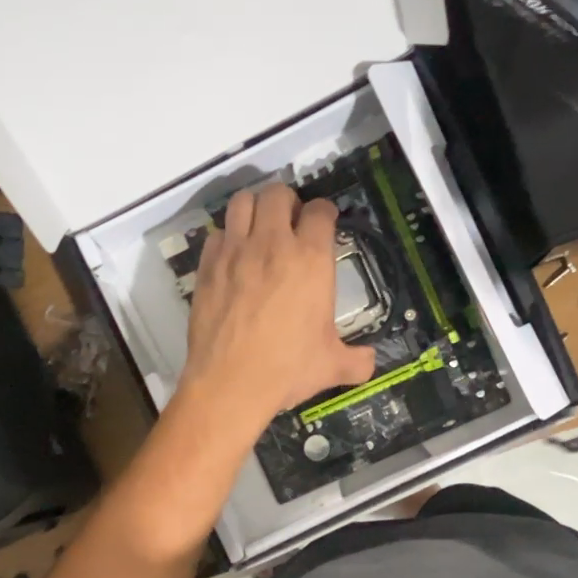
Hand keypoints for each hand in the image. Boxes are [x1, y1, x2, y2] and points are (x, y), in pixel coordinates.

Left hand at [177, 184, 377, 426]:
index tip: (324, 223)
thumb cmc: (287, 370)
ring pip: (242, 202)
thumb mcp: (331, 366)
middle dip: (286, 202)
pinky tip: (232, 256)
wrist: (230, 383)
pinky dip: (226, 237)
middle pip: (278, 194)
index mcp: (310, 260)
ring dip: (253, 208)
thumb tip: (370, 363)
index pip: (320, 212)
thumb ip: (356, 360)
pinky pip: (216, 233)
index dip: (324, 214)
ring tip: (258, 227)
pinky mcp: (207, 266)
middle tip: (288, 221)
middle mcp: (272, 244)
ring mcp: (235, 252)